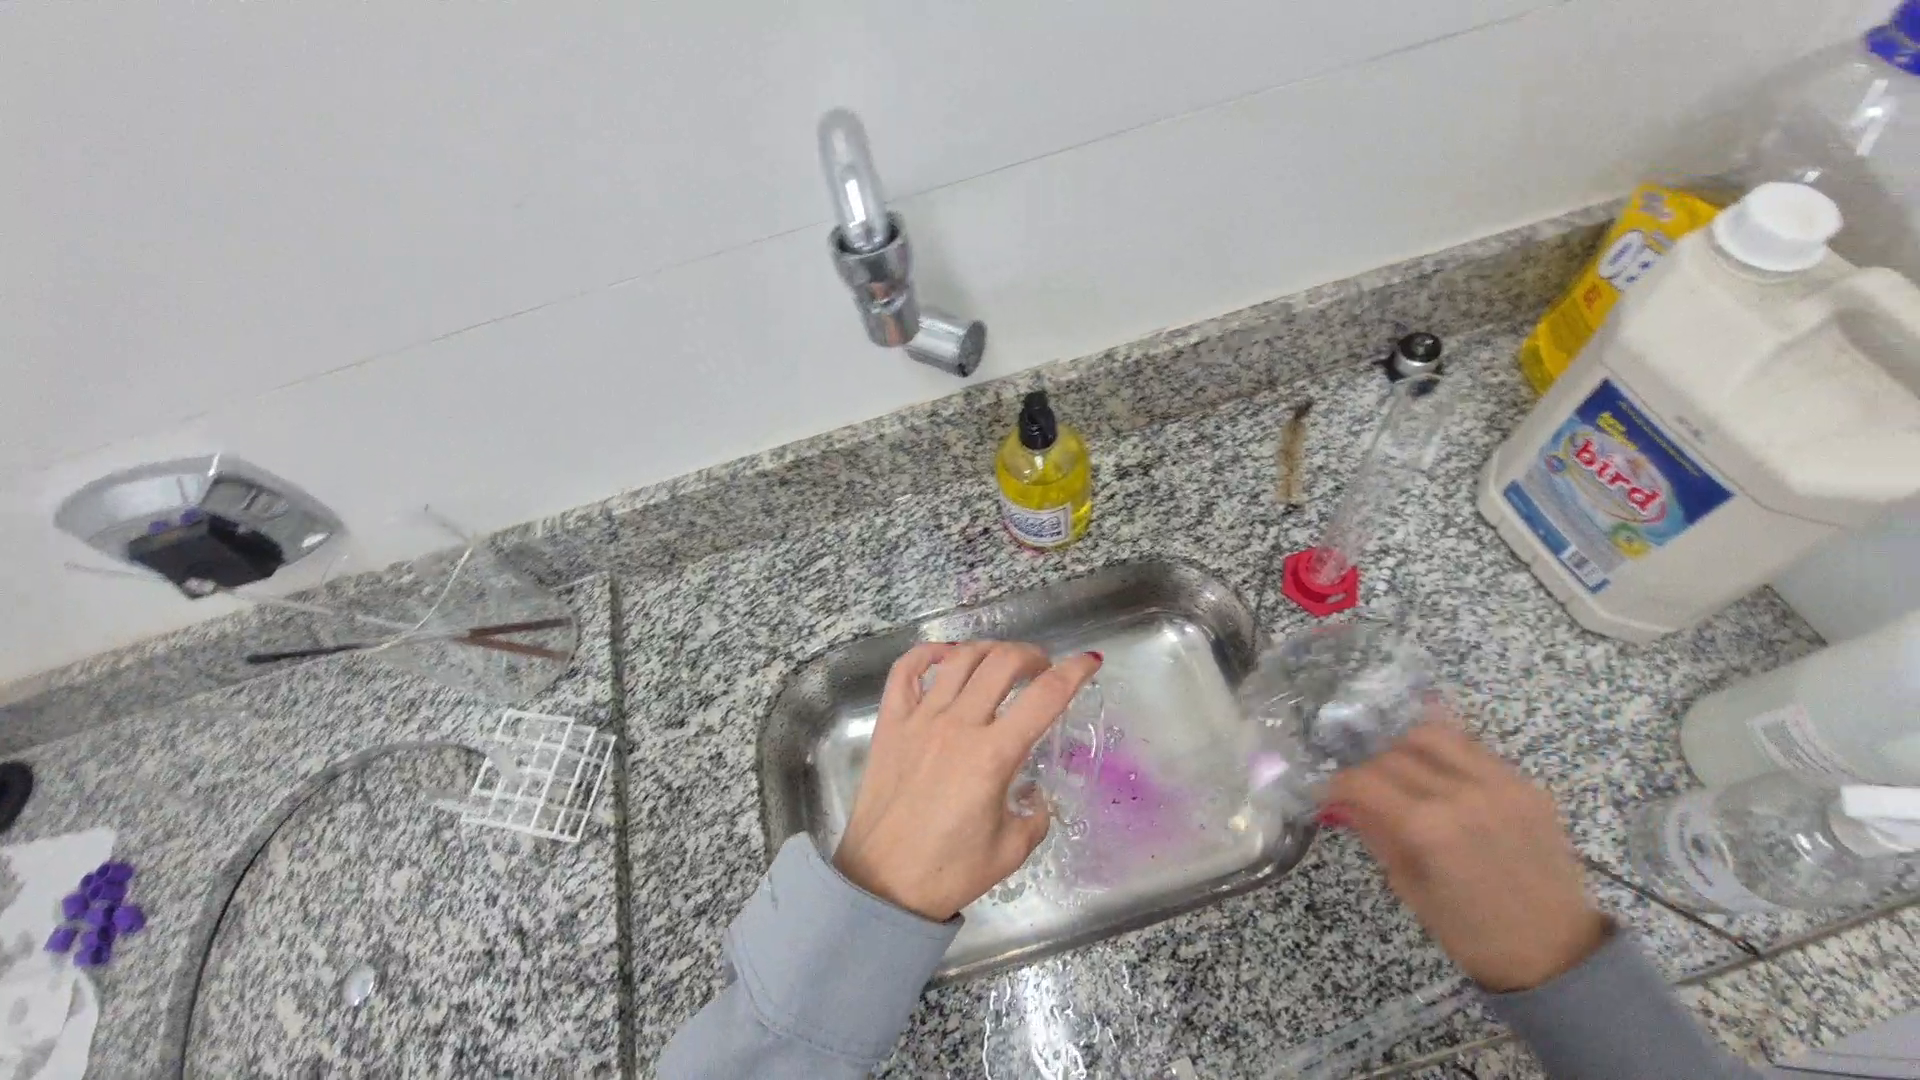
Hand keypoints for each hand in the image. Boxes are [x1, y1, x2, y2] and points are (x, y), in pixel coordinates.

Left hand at [832, 641, 1102, 921]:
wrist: (880, 884)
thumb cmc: (947, 871)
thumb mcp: (1011, 851)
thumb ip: (1035, 816)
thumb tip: (1035, 795)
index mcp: (993, 755)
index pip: (1045, 697)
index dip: (1075, 672)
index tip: (1090, 662)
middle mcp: (958, 726)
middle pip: (1003, 663)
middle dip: (1032, 656)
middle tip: (1042, 669)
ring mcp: (919, 720)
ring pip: (960, 659)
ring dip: (989, 650)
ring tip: (1002, 661)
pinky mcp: (889, 724)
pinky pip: (905, 671)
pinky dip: (928, 653)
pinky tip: (946, 656)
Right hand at [1324, 721, 1608, 992]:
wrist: (1557, 953)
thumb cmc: (1472, 932)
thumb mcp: (1408, 887)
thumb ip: (1375, 833)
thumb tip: (1342, 801)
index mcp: (1429, 827)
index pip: (1363, 780)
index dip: (1336, 784)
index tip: (1326, 793)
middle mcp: (1463, 794)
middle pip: (1393, 754)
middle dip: (1368, 768)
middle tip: (1362, 788)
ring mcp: (1500, 784)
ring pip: (1433, 735)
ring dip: (1404, 747)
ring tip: (1400, 771)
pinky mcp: (1525, 785)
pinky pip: (1473, 748)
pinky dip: (1445, 752)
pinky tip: (1434, 770)